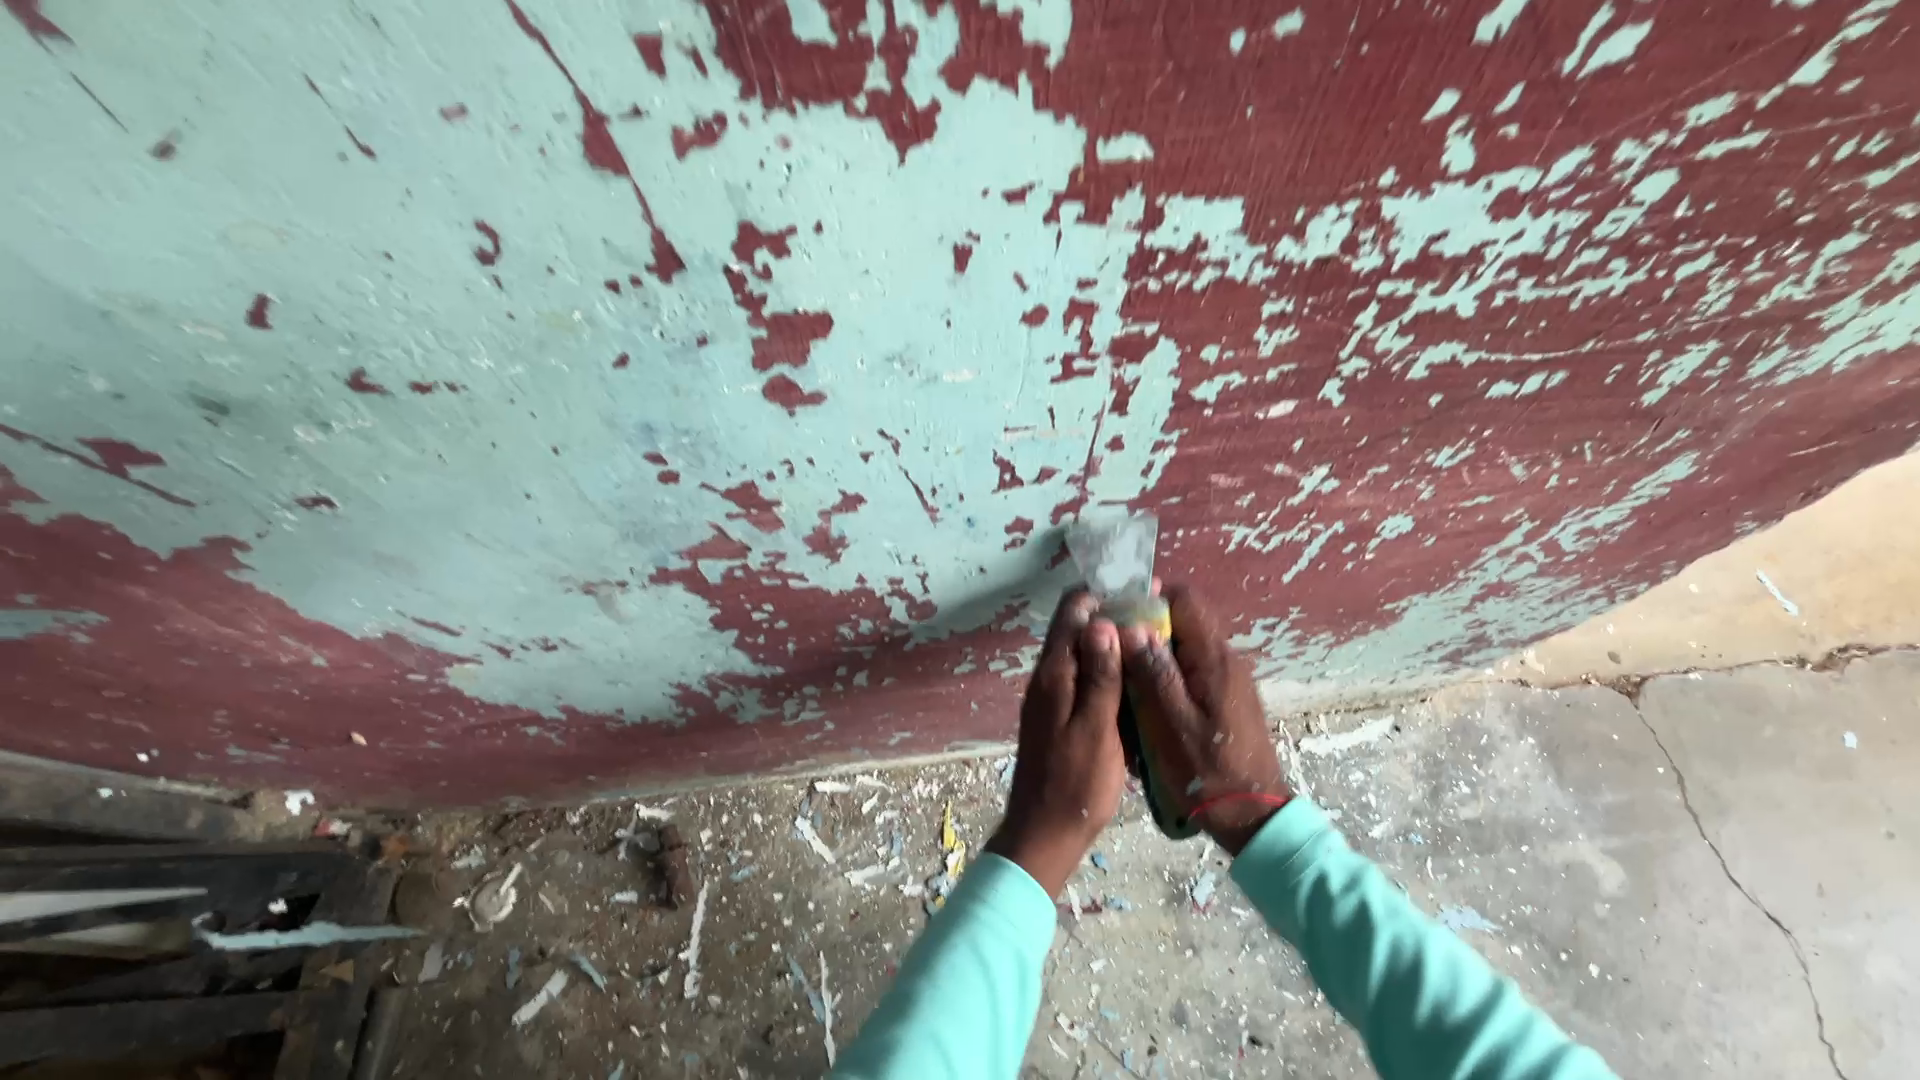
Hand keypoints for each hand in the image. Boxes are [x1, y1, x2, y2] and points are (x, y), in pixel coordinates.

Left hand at [985, 589, 1127, 896]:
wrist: (1045, 833)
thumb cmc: (1077, 783)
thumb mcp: (1096, 727)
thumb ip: (1099, 675)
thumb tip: (1101, 621)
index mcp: (1054, 675)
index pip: (1070, 614)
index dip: (1100, 596)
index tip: (1137, 593)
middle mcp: (1046, 678)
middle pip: (1074, 630)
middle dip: (1108, 618)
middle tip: (1152, 620)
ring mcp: (1049, 698)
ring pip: (1078, 655)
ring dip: (1108, 646)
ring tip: (1148, 645)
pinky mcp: (1056, 716)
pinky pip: (1080, 680)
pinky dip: (1103, 673)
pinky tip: (1129, 683)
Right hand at [1117, 584, 1291, 854]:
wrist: (1252, 815)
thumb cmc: (1208, 771)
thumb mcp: (1171, 723)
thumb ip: (1153, 672)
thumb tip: (1133, 625)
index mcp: (1214, 659)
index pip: (1185, 599)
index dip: (1149, 598)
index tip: (1117, 616)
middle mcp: (1226, 659)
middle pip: (1183, 620)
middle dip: (1146, 628)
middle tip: (1112, 649)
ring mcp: (1228, 679)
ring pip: (1185, 646)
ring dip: (1154, 655)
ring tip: (1123, 676)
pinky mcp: (1226, 698)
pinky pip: (1192, 670)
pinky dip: (1167, 675)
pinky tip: (1146, 700)